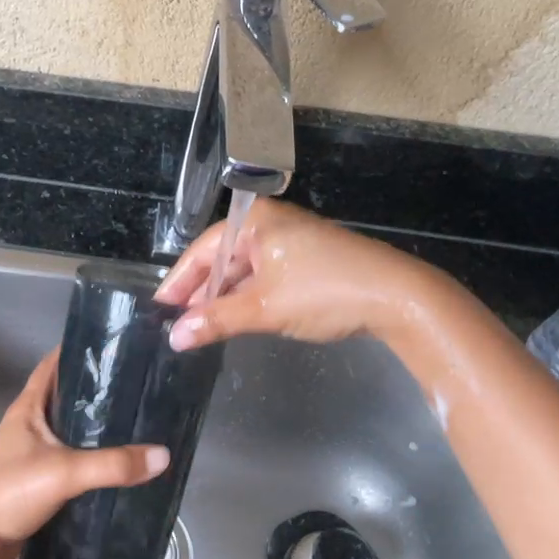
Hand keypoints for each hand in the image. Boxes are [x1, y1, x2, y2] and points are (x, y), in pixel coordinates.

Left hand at [0, 350, 169, 558]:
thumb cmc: (13, 492)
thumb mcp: (65, 473)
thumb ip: (113, 465)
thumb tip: (163, 455)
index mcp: (28, 407)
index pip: (53, 364)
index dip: (79, 349)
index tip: (114, 344)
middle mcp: (29, 422)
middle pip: (65, 392)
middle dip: (96, 386)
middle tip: (136, 381)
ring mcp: (32, 449)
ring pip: (69, 424)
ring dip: (94, 420)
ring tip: (134, 415)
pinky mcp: (38, 474)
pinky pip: (70, 452)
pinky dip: (91, 450)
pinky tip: (116, 457)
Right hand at [156, 198, 457, 350]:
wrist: (399, 297)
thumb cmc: (325, 291)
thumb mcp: (264, 309)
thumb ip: (216, 321)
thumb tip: (175, 337)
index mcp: (256, 221)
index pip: (203, 250)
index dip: (179, 281)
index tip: (159, 309)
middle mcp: (271, 223)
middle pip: (223, 257)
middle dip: (201, 291)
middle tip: (177, 322)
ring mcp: (291, 241)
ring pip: (244, 269)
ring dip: (224, 297)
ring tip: (202, 325)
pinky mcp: (308, 260)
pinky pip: (265, 275)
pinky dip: (248, 296)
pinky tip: (237, 318)